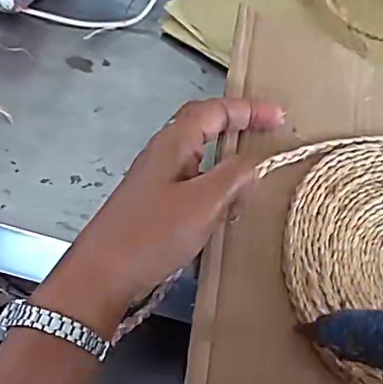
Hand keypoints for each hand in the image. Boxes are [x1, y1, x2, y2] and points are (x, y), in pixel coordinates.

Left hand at [33, 98, 284, 330]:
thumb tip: (253, 165)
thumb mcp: (202, 203)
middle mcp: (163, 155)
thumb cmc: (152, 235)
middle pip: (203, 126)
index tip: (278, 118)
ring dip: (227, 156)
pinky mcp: (155, 206)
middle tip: (267, 133)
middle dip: (236, 125)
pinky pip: (193, 183)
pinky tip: (226, 206)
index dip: (248, 109)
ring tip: (253, 169)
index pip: (214, 111)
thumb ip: (233, 178)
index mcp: (173, 144)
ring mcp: (156, 181)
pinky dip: (216, 184)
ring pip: (198, 157)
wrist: (104, 274)